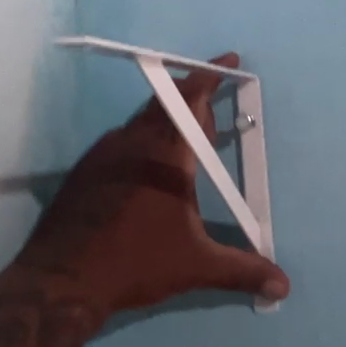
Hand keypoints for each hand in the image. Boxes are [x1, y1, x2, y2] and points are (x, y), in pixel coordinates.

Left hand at [13, 53, 289, 317]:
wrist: (62, 279)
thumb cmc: (135, 262)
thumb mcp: (196, 265)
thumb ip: (241, 270)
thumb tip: (283, 284)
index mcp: (167, 154)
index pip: (191, 99)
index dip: (210, 76)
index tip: (228, 62)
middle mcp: (135, 142)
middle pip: (166, 104)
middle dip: (193, 103)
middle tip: (213, 122)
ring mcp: (105, 152)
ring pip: (142, 122)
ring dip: (167, 124)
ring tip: (185, 152)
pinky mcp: (85, 168)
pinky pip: (121, 140)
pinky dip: (142, 142)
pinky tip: (146, 175)